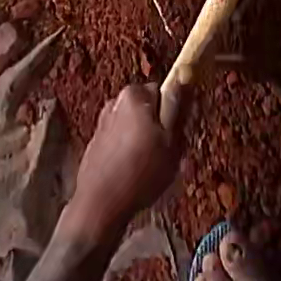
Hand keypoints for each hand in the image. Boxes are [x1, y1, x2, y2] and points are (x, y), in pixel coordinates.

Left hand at [68, 84, 183, 233]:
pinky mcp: (96, 144)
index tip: (177, 135)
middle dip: (160, 129)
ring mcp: (103, 123)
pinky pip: (122, 142)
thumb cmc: (140, 173)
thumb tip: (184, 72)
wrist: (99, 207)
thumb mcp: (171, 139)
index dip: (175, 114)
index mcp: (134, 95)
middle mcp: (115, 102)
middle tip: (167, 156)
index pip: (165, 91)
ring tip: (151, 170)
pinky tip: (134, 175)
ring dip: (146, 143)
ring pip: (136, 127)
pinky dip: (130, 153)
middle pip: (150, 109)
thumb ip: (178, 104)